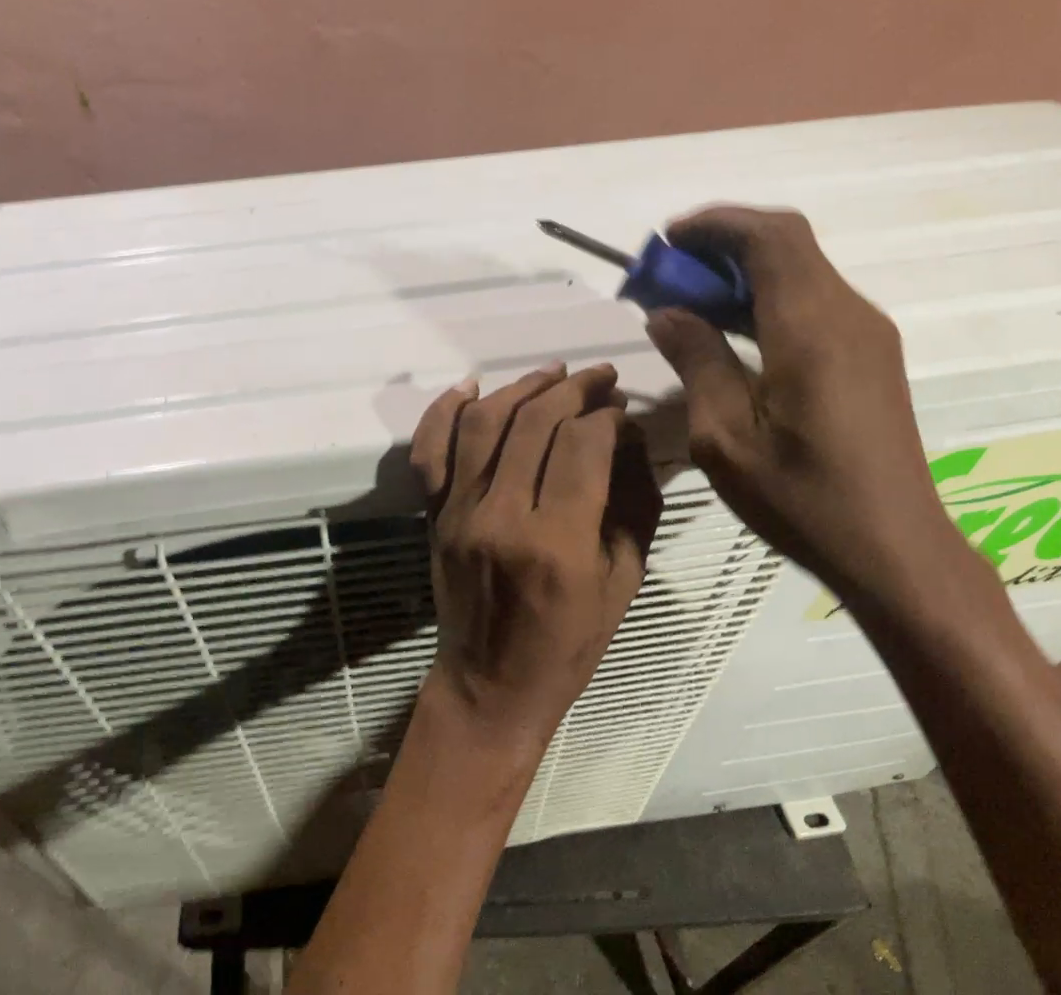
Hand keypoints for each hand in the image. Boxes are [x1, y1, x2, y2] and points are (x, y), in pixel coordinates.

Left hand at [408, 363, 661, 752]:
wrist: (490, 686)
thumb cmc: (567, 645)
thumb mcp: (622, 582)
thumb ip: (631, 506)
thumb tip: (627, 440)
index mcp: (557, 542)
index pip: (583, 445)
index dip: (608, 416)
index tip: (623, 412)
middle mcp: (502, 517)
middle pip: (534, 424)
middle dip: (574, 390)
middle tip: (600, 379)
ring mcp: (458, 513)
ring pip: (483, 424)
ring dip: (520, 389)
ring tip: (554, 374)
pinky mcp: (433, 516)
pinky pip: (429, 452)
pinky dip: (444, 412)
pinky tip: (471, 387)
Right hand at [645, 206, 974, 614]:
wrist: (892, 546)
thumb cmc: (800, 498)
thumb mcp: (724, 436)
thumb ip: (697, 363)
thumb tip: (667, 313)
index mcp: (811, 329)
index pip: (769, 237)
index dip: (714, 225)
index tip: (663, 242)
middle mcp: (848, 315)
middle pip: (788, 244)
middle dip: (722, 245)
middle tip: (667, 274)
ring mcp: (867, 334)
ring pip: (802, 270)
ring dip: (743, 272)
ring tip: (688, 303)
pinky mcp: (870, 356)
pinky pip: (813, 301)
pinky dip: (766, 298)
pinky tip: (732, 334)